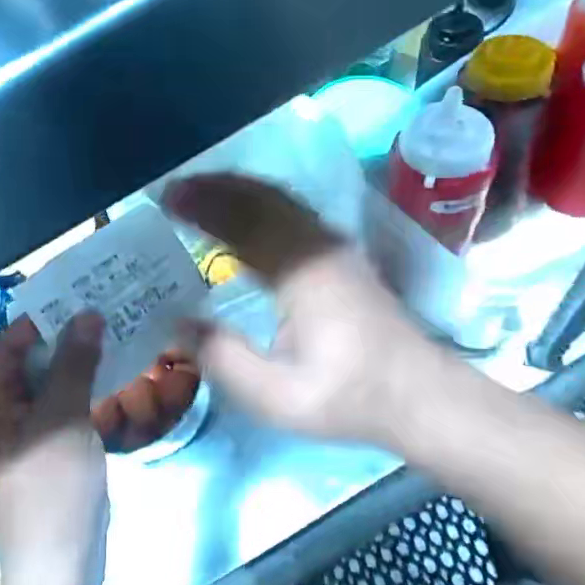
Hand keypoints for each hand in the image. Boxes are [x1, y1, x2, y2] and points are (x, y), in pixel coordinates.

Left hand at [0, 314, 109, 583]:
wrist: (61, 565)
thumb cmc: (52, 486)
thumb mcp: (64, 415)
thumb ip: (73, 361)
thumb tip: (86, 314)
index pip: (8, 345)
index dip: (42, 318)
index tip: (80, 296)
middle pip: (27, 364)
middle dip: (64, 339)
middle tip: (102, 311)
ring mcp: (18, 438)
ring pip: (47, 386)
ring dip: (75, 363)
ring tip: (111, 334)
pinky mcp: (41, 453)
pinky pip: (58, 409)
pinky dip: (80, 390)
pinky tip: (109, 375)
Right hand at [163, 173, 459, 449]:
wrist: (418, 394)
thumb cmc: (347, 397)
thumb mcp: (277, 396)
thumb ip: (223, 358)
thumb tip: (176, 322)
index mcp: (301, 272)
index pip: (242, 223)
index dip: (201, 207)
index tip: (166, 199)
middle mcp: (318, 245)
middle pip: (260, 198)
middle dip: (214, 187)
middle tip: (172, 189)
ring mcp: (334, 244)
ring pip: (279, 198)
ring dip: (236, 188)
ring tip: (198, 191)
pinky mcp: (341, 252)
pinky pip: (292, 209)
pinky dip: (258, 199)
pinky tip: (243, 210)